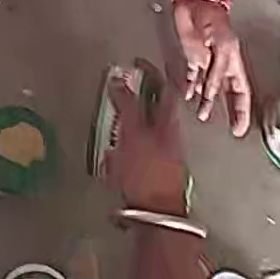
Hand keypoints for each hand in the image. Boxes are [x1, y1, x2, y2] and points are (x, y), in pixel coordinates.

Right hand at [105, 61, 190, 214]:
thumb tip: (118, 77)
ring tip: (109, 130)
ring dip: (126, 125)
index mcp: (168, 121)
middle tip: (114, 96)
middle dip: (133, 100)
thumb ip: (126, 104)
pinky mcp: (153, 171)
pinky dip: (123, 148)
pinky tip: (111, 159)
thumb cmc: (146, 170)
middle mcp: (170, 135)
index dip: (149, 72)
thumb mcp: (132, 132)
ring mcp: (164, 155)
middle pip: (152, 108)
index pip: (162, 87)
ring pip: (144, 130)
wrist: (156, 215)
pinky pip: (137, 151)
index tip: (134, 63)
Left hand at [173, 0, 251, 137]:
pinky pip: (193, 75)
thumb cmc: (210, 16)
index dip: (242, 110)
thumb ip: (215, 70)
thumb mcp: (219, 44)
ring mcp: (206, 59)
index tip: (240, 128)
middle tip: (231, 130)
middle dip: (231, 110)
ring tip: (202, 115)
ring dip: (206, 101)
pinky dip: (191, 86)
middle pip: (228, 91)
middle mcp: (221, 63)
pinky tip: (188, 95)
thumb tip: (210, 93)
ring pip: (209, 86)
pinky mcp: (192, 54)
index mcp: (232, 60)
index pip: (240, 90)